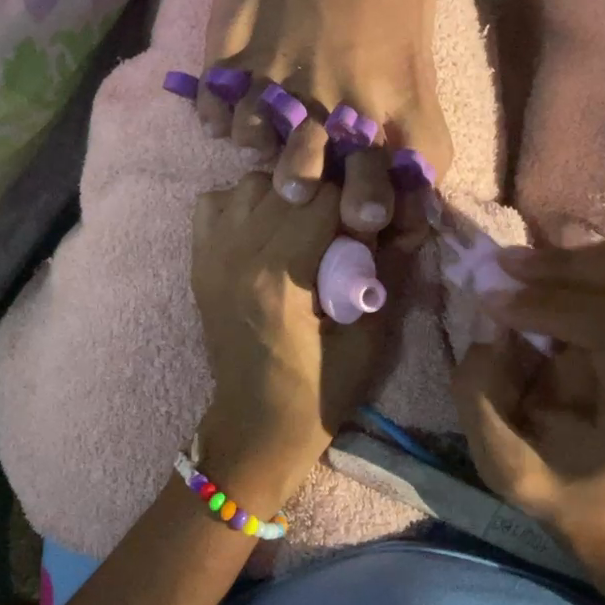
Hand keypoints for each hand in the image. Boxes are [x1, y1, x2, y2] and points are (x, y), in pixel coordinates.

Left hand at [191, 172, 396, 491]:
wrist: (255, 421)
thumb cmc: (319, 389)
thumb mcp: (369, 337)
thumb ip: (386, 270)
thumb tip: (407, 213)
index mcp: (280, 277)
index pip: (327, 197)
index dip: (356, 202)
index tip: (368, 222)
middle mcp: (237, 254)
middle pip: (290, 182)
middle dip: (324, 193)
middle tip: (341, 220)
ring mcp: (210, 253)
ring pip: (252, 182)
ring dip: (284, 193)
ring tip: (302, 223)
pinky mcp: (198, 258)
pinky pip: (214, 201)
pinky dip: (240, 203)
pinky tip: (263, 229)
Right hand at [195, 0, 455, 235]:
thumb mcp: (416, 8)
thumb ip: (398, 75)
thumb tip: (374, 119)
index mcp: (405, 83)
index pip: (415, 180)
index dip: (405, 206)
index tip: (390, 210)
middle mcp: (342, 93)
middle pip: (332, 185)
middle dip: (324, 195)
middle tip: (310, 178)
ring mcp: (279, 69)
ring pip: (262, 153)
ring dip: (262, 149)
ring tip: (263, 127)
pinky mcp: (227, 37)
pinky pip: (215, 112)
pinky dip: (219, 116)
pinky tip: (228, 98)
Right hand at [451, 237, 604, 545]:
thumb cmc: (559, 486)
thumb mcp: (502, 468)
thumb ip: (480, 400)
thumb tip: (490, 329)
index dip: (553, 302)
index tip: (494, 303)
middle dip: (565, 266)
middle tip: (504, 267)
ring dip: (584, 257)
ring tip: (529, 268)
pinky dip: (599, 259)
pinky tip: (558, 275)